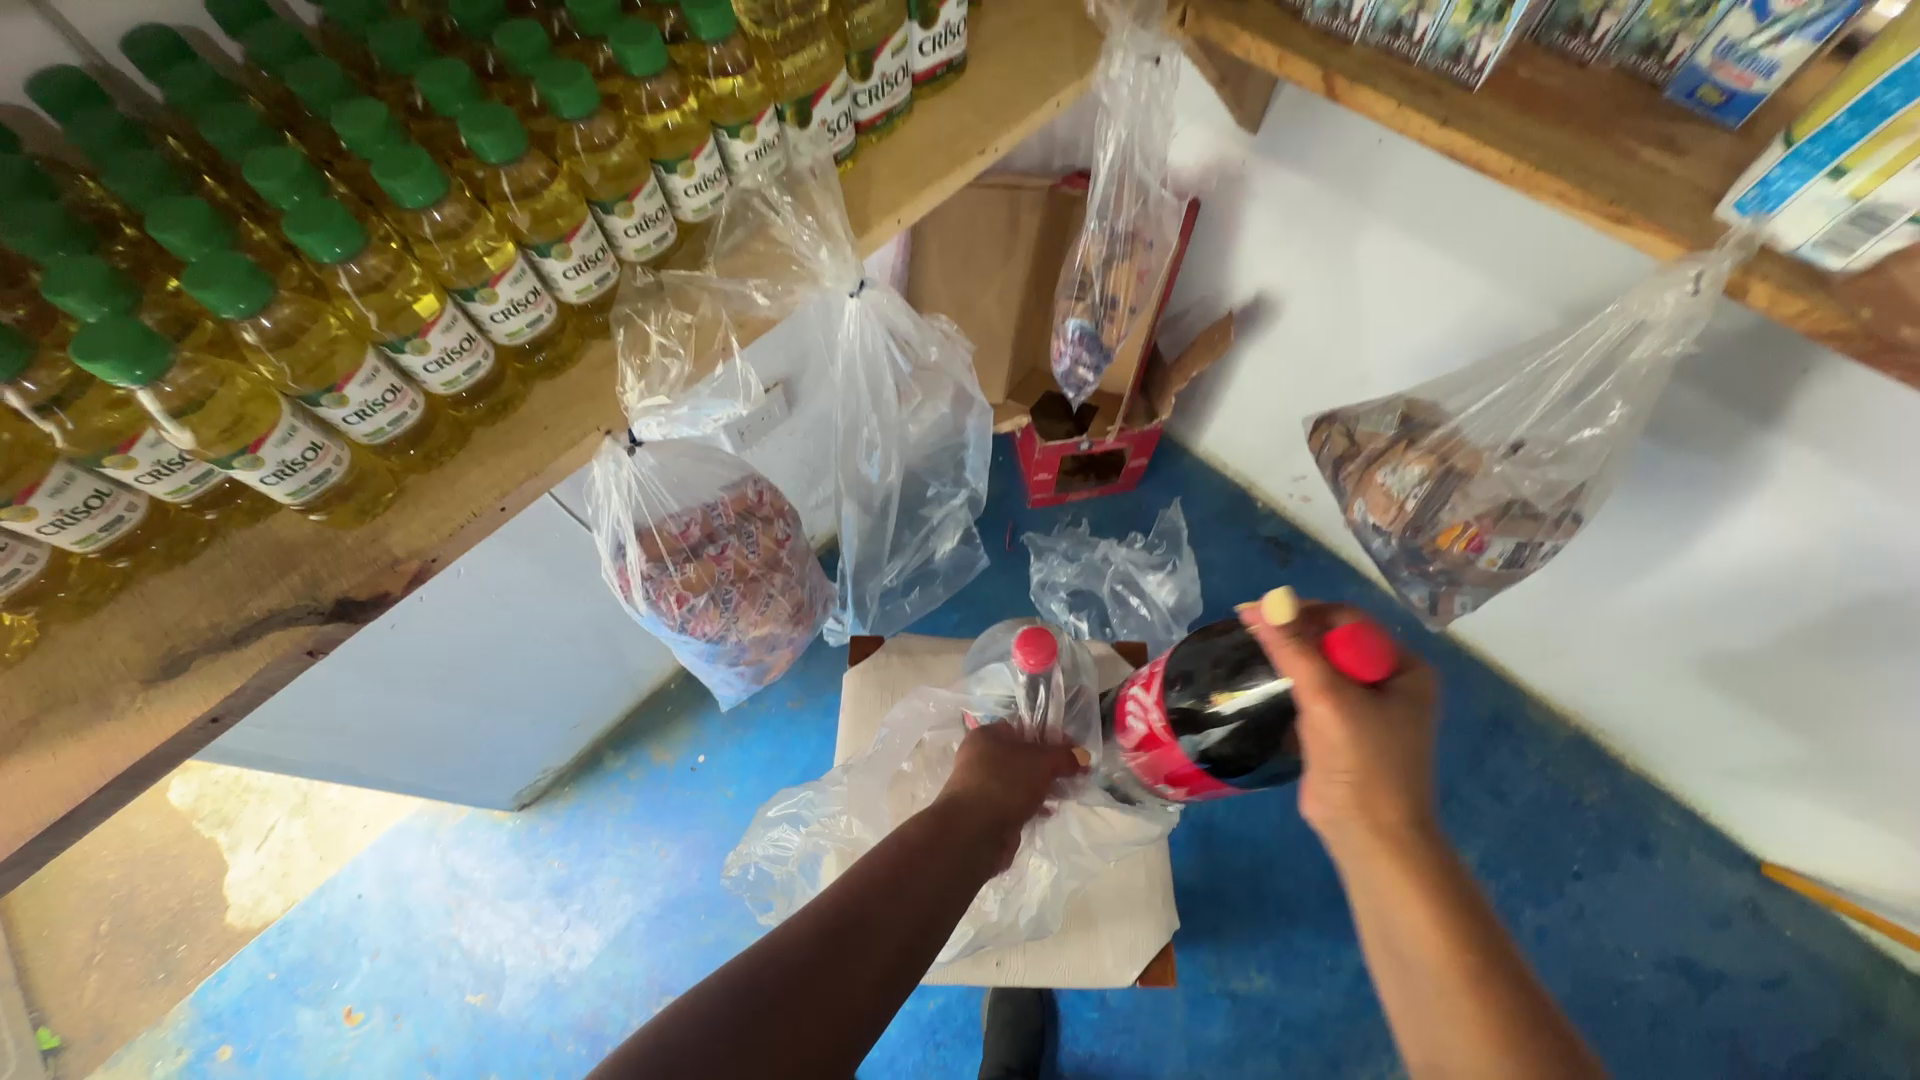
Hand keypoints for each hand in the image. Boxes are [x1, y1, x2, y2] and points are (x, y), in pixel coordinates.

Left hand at [932, 722, 1088, 872]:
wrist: (974, 832)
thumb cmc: (1005, 783)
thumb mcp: (1041, 762)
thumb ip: (1064, 756)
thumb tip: (1082, 756)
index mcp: (987, 735)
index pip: (1023, 727)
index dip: (1050, 736)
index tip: (1073, 750)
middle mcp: (981, 757)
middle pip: (1022, 755)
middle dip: (1049, 765)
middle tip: (1073, 774)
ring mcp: (983, 785)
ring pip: (1020, 781)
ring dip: (1042, 787)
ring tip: (1066, 794)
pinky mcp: (988, 811)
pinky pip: (1016, 802)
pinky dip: (1032, 805)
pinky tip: (1049, 812)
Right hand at [1237, 600, 1439, 852]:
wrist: (1370, 836)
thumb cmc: (1362, 762)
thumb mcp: (1328, 698)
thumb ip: (1294, 648)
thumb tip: (1263, 602)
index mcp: (1404, 668)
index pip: (1347, 621)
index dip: (1303, 612)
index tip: (1258, 614)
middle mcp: (1390, 682)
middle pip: (1332, 642)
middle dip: (1292, 635)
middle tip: (1248, 632)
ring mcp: (1366, 709)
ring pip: (1319, 669)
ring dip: (1288, 661)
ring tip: (1248, 653)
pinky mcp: (1342, 732)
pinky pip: (1312, 696)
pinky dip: (1288, 688)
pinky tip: (1261, 686)